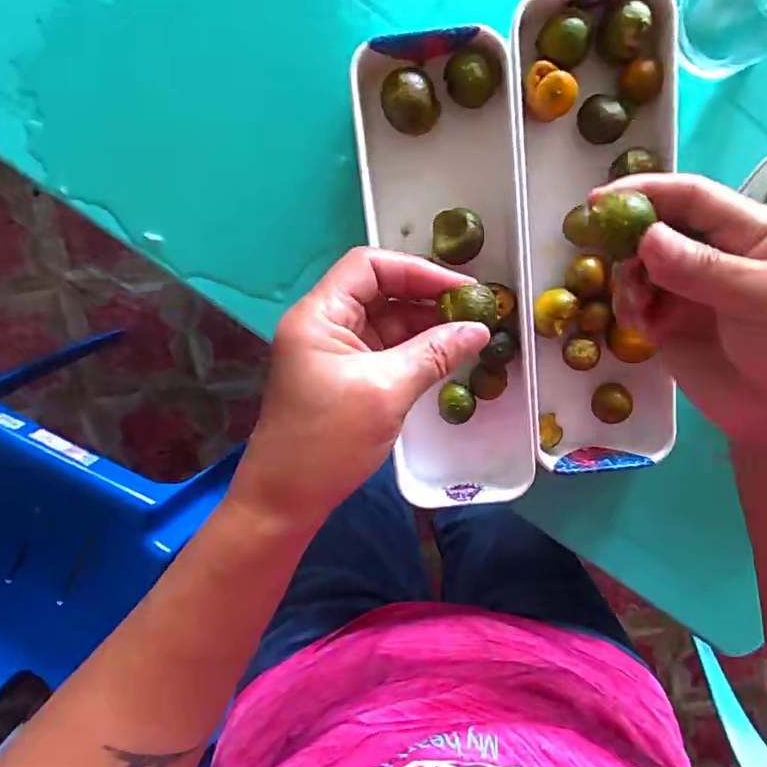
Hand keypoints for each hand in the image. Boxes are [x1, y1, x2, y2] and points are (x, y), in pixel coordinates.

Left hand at [231, 247, 489, 526]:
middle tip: (474, 311)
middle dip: (427, 297)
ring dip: (426, 324)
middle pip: (380, 290)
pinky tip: (448, 354)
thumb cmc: (327, 442)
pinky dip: (416, 349)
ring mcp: (336, 351)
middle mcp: (325, 324)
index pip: (369, 266)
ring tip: (470, 332)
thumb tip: (480, 329)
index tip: (461, 290)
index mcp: (320, 315)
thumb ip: (434, 354)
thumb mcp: (386, 391)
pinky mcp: (347, 376)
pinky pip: (386, 349)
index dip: (417, 270)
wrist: (286, 500)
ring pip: (387, 321)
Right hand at [600, 174, 766, 463]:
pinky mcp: (672, 326)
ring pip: (642, 265)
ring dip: (628, 276)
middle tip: (600, 248)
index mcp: (754, 232)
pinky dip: (628, 307)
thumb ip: (706, 269)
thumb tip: (645, 239)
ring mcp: (693, 291)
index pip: (694, 197)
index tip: (601, 199)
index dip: (648, 191)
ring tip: (637, 303)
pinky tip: (639, 324)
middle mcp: (719, 255)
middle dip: (629, 235)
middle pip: (660, 227)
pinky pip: (637, 304)